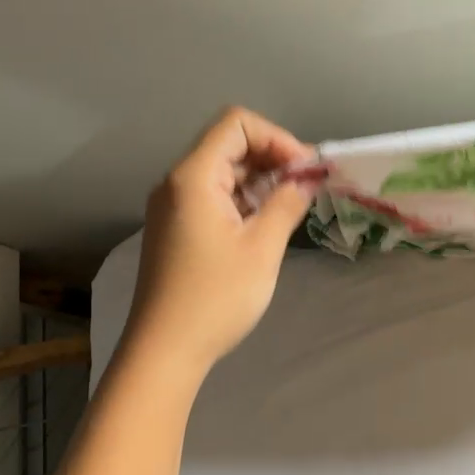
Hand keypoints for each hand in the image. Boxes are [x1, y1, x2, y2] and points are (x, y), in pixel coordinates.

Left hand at [123, 108, 317, 375]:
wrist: (165, 351)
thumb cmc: (216, 297)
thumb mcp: (262, 248)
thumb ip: (287, 202)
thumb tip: (310, 176)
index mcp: (194, 177)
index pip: (237, 123)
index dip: (277, 137)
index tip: (304, 171)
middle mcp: (178, 182)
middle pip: (230, 143)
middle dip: (274, 157)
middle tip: (309, 188)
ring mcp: (175, 205)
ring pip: (225, 170)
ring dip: (262, 179)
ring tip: (294, 207)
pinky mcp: (178, 227)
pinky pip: (216, 195)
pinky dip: (246, 199)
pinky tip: (268, 224)